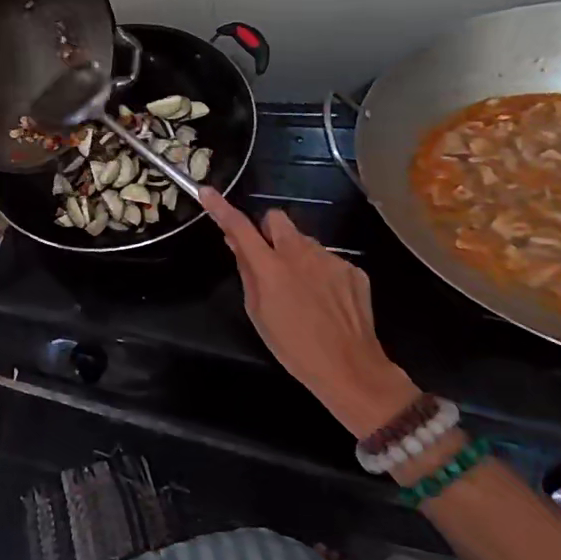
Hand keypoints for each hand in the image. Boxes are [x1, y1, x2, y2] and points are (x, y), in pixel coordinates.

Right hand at [201, 188, 418, 437]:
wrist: (349, 367)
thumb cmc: (294, 347)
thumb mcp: (258, 314)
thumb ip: (247, 273)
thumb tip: (237, 245)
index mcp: (271, 266)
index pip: (240, 227)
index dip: (221, 208)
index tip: (207, 192)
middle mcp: (301, 253)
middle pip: (277, 219)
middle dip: (268, 232)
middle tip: (268, 260)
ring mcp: (331, 258)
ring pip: (305, 241)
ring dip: (297, 256)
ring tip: (302, 292)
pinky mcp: (353, 269)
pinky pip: (329, 260)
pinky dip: (322, 273)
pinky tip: (326, 301)